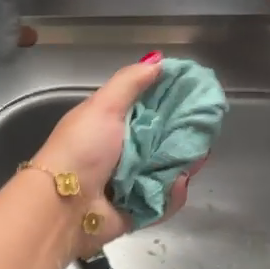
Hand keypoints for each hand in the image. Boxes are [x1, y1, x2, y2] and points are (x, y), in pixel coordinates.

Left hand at [33, 56, 200, 255]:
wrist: (64, 205)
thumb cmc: (81, 149)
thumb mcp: (103, 106)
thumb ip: (129, 82)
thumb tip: (157, 61)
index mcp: (110, 124)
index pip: (148, 108)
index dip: (172, 101)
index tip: (197, 94)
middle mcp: (121, 151)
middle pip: (162, 139)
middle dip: (184, 135)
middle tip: (205, 128)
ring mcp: (130, 181)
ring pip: (168, 169)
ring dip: (183, 164)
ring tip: (197, 156)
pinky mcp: (138, 208)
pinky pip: (165, 200)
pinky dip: (173, 194)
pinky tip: (177, 183)